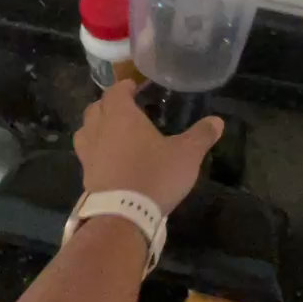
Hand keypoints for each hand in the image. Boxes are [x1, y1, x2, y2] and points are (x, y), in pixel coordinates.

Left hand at [73, 81, 223, 213]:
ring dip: (95, 126)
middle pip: (96, 108)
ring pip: (85, 131)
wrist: (123, 215)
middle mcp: (99, 130)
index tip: (133, 86)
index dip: (124, 86)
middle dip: (108, 104)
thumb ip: (201, 135)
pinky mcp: (86, 177)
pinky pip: (87, 155)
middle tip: (124, 107)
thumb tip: (217, 121)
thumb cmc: (155, 175)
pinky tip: (109, 159)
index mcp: (121, 116)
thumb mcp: (187, 154)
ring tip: (110, 131)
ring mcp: (88, 154)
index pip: (116, 91)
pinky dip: (95, 151)